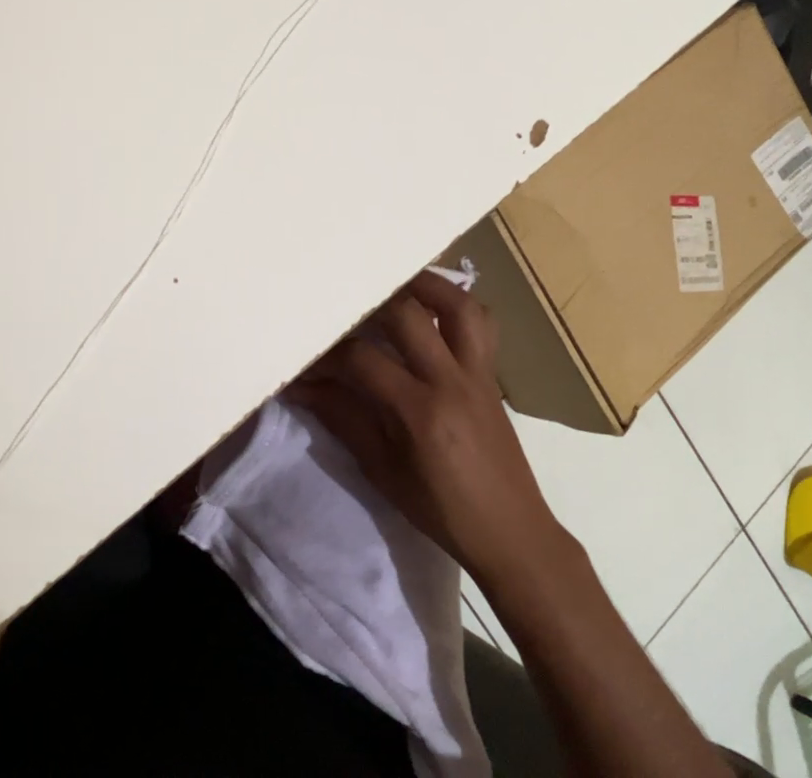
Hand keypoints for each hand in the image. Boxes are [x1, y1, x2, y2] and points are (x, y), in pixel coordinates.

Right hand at [289, 271, 561, 578]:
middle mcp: (451, 380)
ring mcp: (478, 373)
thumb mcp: (381, 470)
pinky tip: (431, 309)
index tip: (301, 361)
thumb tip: (301, 387)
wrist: (509, 530)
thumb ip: (343, 419)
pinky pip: (480, 324)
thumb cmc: (440, 509)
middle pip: (406, 313)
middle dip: (365, 303)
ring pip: (457, 305)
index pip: (361, 360)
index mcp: (420, 411)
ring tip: (391, 282)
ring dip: (423, 284)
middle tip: (339, 308)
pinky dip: (455, 306)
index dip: (325, 357)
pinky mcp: (492, 375)